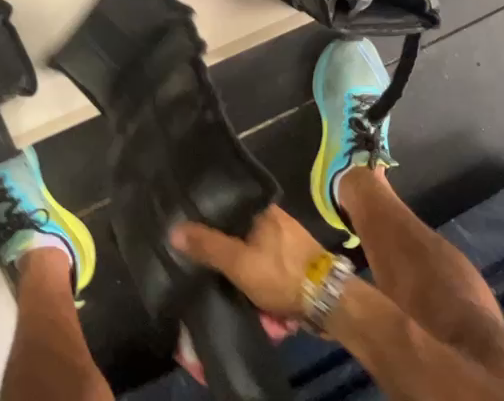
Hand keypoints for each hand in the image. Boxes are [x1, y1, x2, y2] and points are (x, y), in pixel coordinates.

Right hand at [170, 206, 326, 318]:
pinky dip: (250, 270)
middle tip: (196, 253)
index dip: (204, 214)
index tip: (185, 224)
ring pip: (248, 246)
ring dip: (236, 261)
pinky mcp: (290, 257)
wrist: (329, 302)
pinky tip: (238, 281)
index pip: (224, 202)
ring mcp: (283, 237)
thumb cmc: (282, 274)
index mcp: (260, 208)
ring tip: (212, 270)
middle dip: (220, 243)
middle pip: (235, 226)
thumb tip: (173, 229)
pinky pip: (260, 259)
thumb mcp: (238, 262)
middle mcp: (272, 216)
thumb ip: (207, 245)